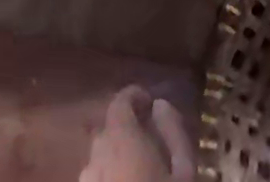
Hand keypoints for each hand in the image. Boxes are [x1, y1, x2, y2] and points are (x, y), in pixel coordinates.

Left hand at [79, 87, 193, 181]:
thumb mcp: (183, 169)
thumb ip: (173, 131)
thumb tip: (160, 104)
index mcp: (121, 139)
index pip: (119, 101)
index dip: (135, 96)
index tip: (151, 103)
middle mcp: (96, 154)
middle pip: (109, 130)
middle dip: (127, 128)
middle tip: (150, 140)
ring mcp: (86, 178)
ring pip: (100, 156)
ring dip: (117, 154)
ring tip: (140, 167)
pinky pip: (95, 176)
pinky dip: (108, 174)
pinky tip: (127, 181)